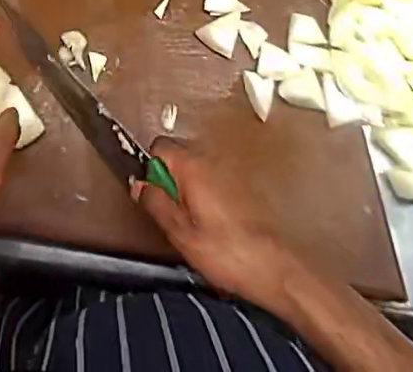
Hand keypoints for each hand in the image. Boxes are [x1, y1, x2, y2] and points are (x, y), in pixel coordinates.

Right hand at [133, 139, 301, 310]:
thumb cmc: (227, 252)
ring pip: (195, 170)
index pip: (158, 146)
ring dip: (188, 190)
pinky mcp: (242, 184)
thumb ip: (156, 203)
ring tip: (194, 226)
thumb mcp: (180, 233)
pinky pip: (212, 180)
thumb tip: (139, 185)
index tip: (152, 196)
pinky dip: (207, 195)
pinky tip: (214, 227)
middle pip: (177, 157)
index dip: (149, 169)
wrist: (274, 267)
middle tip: (173, 216)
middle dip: (169, 181)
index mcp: (191, 165)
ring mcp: (228, 169)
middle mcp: (210, 158)